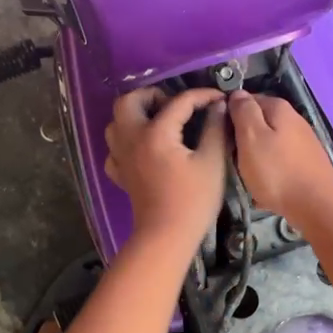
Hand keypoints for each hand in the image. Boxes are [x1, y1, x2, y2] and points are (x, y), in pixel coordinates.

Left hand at [105, 88, 229, 249]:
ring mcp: (121, 157)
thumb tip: (217, 106)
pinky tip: (143, 149)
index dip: (201, 96)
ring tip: (158, 122)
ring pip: (116, 123)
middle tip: (175, 105)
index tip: (218, 98)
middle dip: (153, 95)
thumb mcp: (212, 162)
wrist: (166, 237)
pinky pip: (114, 149)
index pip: (179, 102)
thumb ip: (215, 129)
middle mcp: (132, 138)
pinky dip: (126, 142)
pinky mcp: (119, 174)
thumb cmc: (193, 200)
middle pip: (129, 101)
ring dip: (135, 116)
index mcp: (156, 133)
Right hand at [228, 91, 332, 225]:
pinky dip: (270, 170)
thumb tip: (237, 93)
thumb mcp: (251, 137)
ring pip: (268, 142)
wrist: (317, 206)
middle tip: (234, 158)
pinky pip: (279, 160)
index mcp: (279, 108)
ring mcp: (302, 141)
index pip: (246, 100)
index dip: (231, 115)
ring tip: (248, 174)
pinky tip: (265, 186)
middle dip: (244, 138)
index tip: (222, 135)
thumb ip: (243, 112)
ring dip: (255, 156)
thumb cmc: (277, 171)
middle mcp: (294, 119)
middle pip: (259, 122)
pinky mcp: (306, 162)